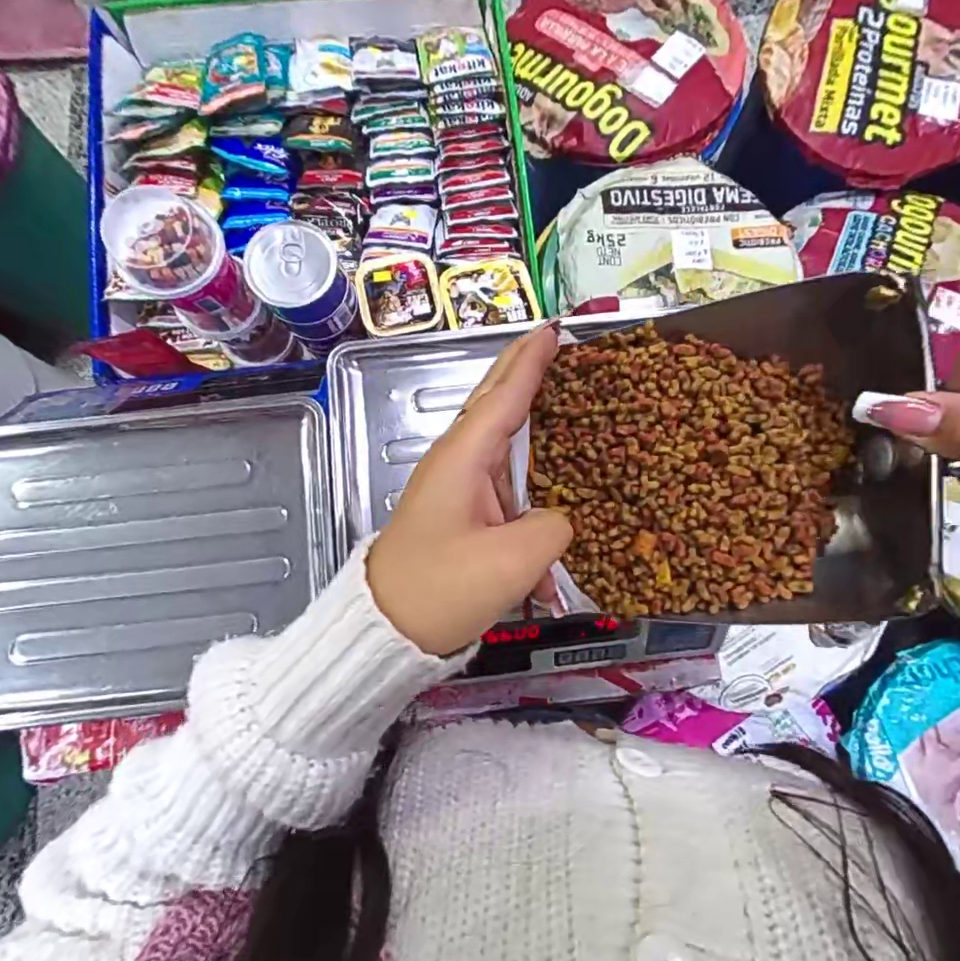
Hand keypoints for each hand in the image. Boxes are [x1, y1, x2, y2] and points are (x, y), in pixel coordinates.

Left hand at [366, 324, 574, 655]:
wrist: (386, 631)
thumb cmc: (441, 588)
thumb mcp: (511, 561)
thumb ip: (552, 529)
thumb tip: (556, 521)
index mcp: (463, 459)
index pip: (504, 396)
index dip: (531, 362)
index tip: (552, 329)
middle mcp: (458, 464)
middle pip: (497, 408)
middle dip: (525, 376)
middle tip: (556, 348)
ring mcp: (457, 492)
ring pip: (508, 462)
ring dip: (538, 464)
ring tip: (573, 434)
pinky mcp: (460, 519)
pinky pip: (505, 506)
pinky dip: (529, 525)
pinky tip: (546, 578)